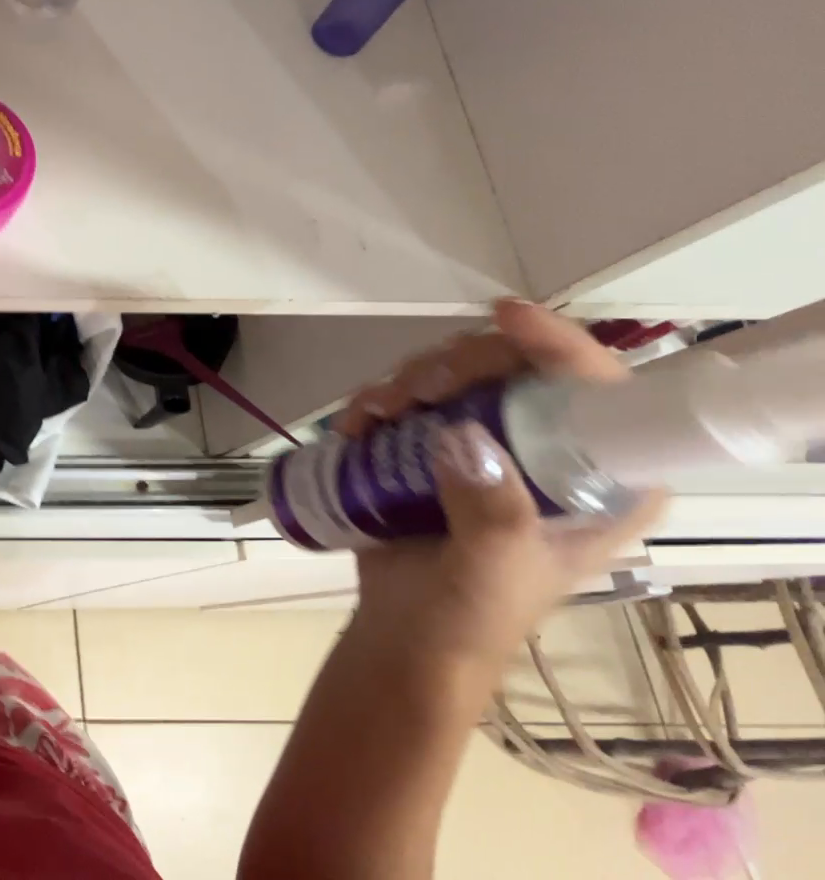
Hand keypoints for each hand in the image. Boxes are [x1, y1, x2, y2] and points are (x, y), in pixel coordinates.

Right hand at [338, 300, 668, 671]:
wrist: (406, 638)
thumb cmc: (471, 615)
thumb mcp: (496, 567)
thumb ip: (492, 509)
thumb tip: (459, 434)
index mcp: (600, 481)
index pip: (599, 393)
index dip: (558, 346)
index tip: (505, 319)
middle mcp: (548, 454)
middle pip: (514, 371)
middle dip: (457, 364)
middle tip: (412, 388)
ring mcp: (485, 449)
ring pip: (456, 380)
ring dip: (406, 381)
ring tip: (371, 413)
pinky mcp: (430, 453)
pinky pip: (408, 403)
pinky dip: (377, 400)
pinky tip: (356, 422)